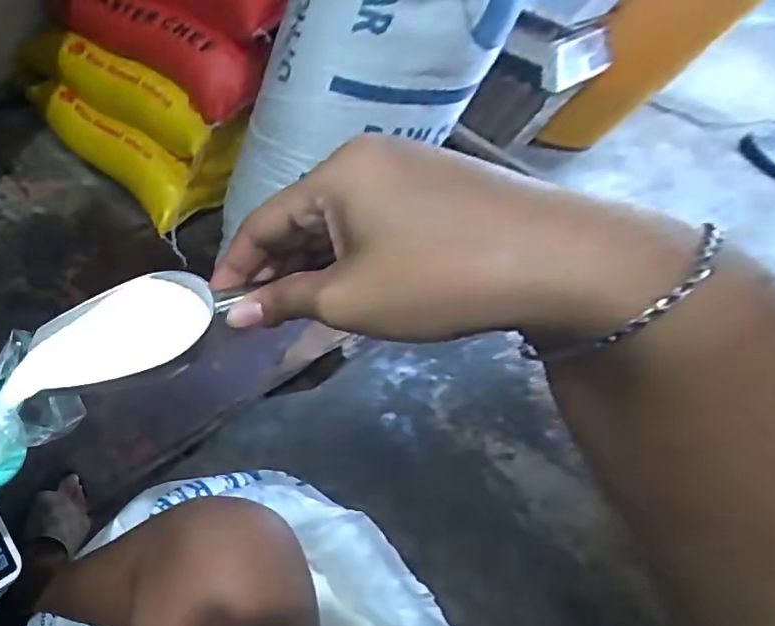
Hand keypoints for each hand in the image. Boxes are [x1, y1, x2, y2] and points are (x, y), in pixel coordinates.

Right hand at [211, 135, 701, 345]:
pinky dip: (337, 258)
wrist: (557, 262)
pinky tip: (330, 289)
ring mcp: (401, 170)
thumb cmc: (433, 278)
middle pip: (293, 219)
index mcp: (337, 174)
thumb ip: (281, 302)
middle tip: (251, 315)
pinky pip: (361, 223)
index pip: (261, 222)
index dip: (234, 268)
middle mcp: (365, 160)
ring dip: (302, 267)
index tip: (217, 306)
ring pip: (327, 223)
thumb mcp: (344, 298)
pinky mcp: (427, 189)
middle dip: (269, 269)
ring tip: (285, 310)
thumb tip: (234, 316)